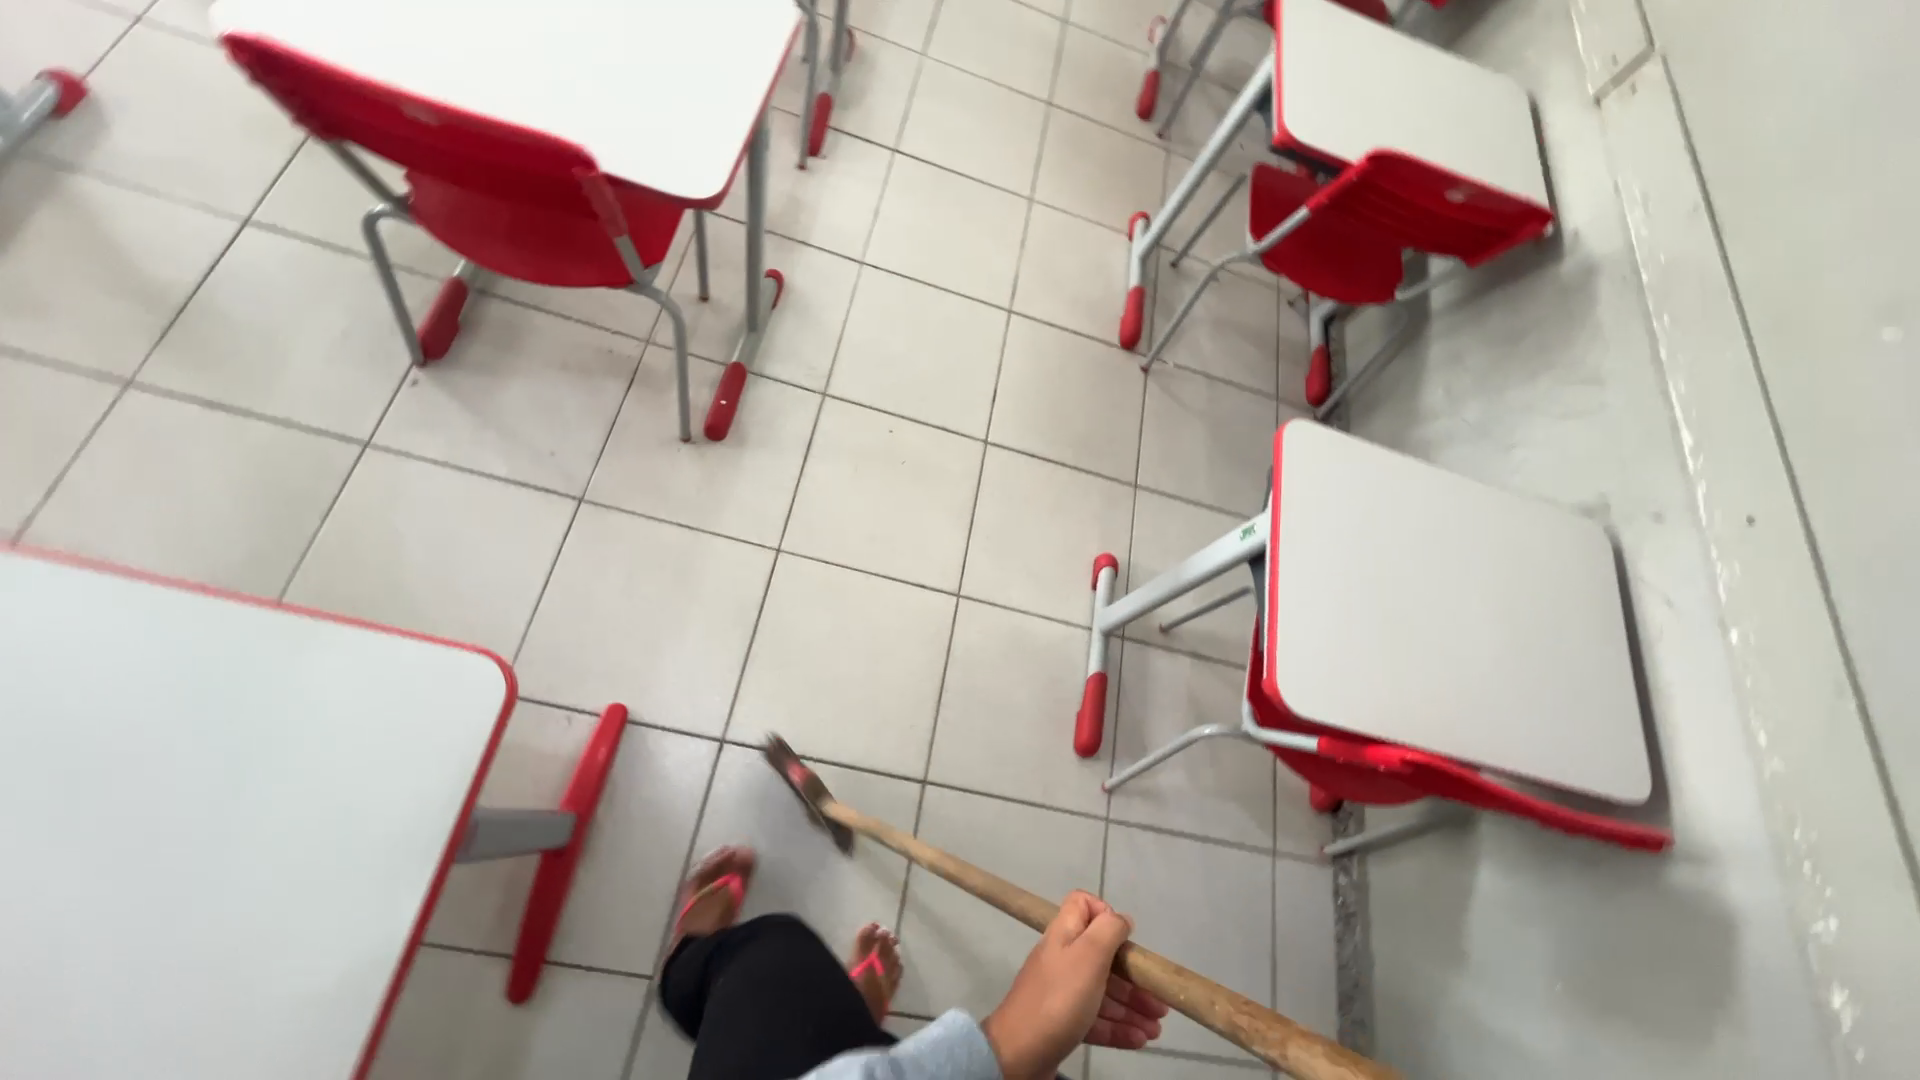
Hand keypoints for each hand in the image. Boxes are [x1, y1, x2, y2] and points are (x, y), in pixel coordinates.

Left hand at [981, 891, 1169, 1079]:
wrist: (1020, 1052)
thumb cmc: (1059, 998)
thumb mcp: (1088, 956)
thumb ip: (1108, 931)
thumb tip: (1122, 917)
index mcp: (1064, 935)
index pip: (1081, 904)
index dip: (1105, 914)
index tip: (1126, 939)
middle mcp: (1062, 959)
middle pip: (1102, 957)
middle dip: (1133, 978)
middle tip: (1159, 1002)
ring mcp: (1061, 992)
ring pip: (1102, 992)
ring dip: (1132, 1007)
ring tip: (1157, 1028)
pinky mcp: (1063, 1023)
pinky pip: (1095, 1020)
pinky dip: (1118, 1027)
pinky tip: (1140, 1040)